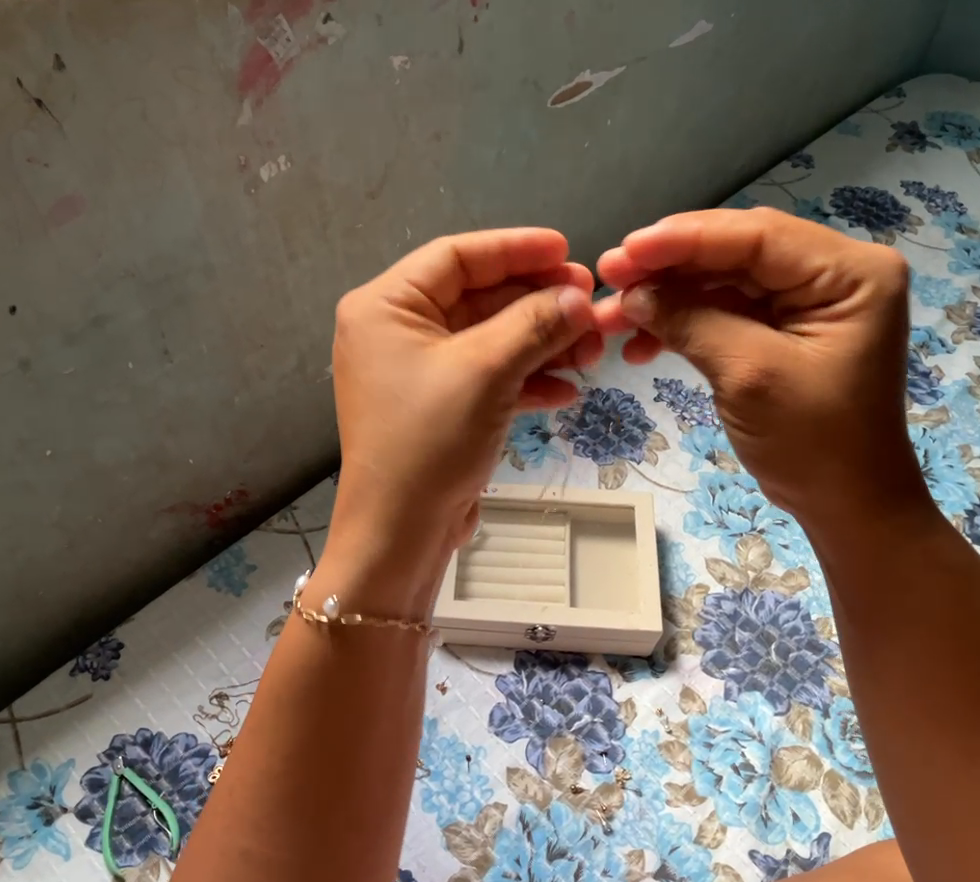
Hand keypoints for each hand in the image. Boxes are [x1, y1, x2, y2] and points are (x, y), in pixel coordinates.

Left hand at [329, 228, 602, 569]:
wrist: (400, 533)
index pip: (457, 256)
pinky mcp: (439, 411)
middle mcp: (396, 333)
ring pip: (490, 342)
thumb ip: (536, 324)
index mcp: (386, 306)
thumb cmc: (429, 440)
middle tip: (592, 309)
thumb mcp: (486, 371)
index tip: (569, 251)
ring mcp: (418, 375)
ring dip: (541, 346)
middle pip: (478, 298)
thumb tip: (582, 298)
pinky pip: (487, 380)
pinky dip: (525, 381)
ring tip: (593, 354)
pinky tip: (566, 390)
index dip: (516, 249)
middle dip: (539, 306)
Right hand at [594, 208, 928, 530]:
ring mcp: (807, 303)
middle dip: (669, 267)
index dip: (684, 239)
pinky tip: (641, 343)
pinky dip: (683, 324)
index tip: (625, 252)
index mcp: (849, 272)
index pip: (756, 236)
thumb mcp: (750, 375)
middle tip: (608, 276)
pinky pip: (726, 313)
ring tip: (612, 316)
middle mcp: (832, 273)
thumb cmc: (813, 442)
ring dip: (667, 298)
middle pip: (736, 253)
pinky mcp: (784, 331)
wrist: (846, 504)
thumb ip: (692, 322)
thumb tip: (633, 294)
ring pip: (723, 282)